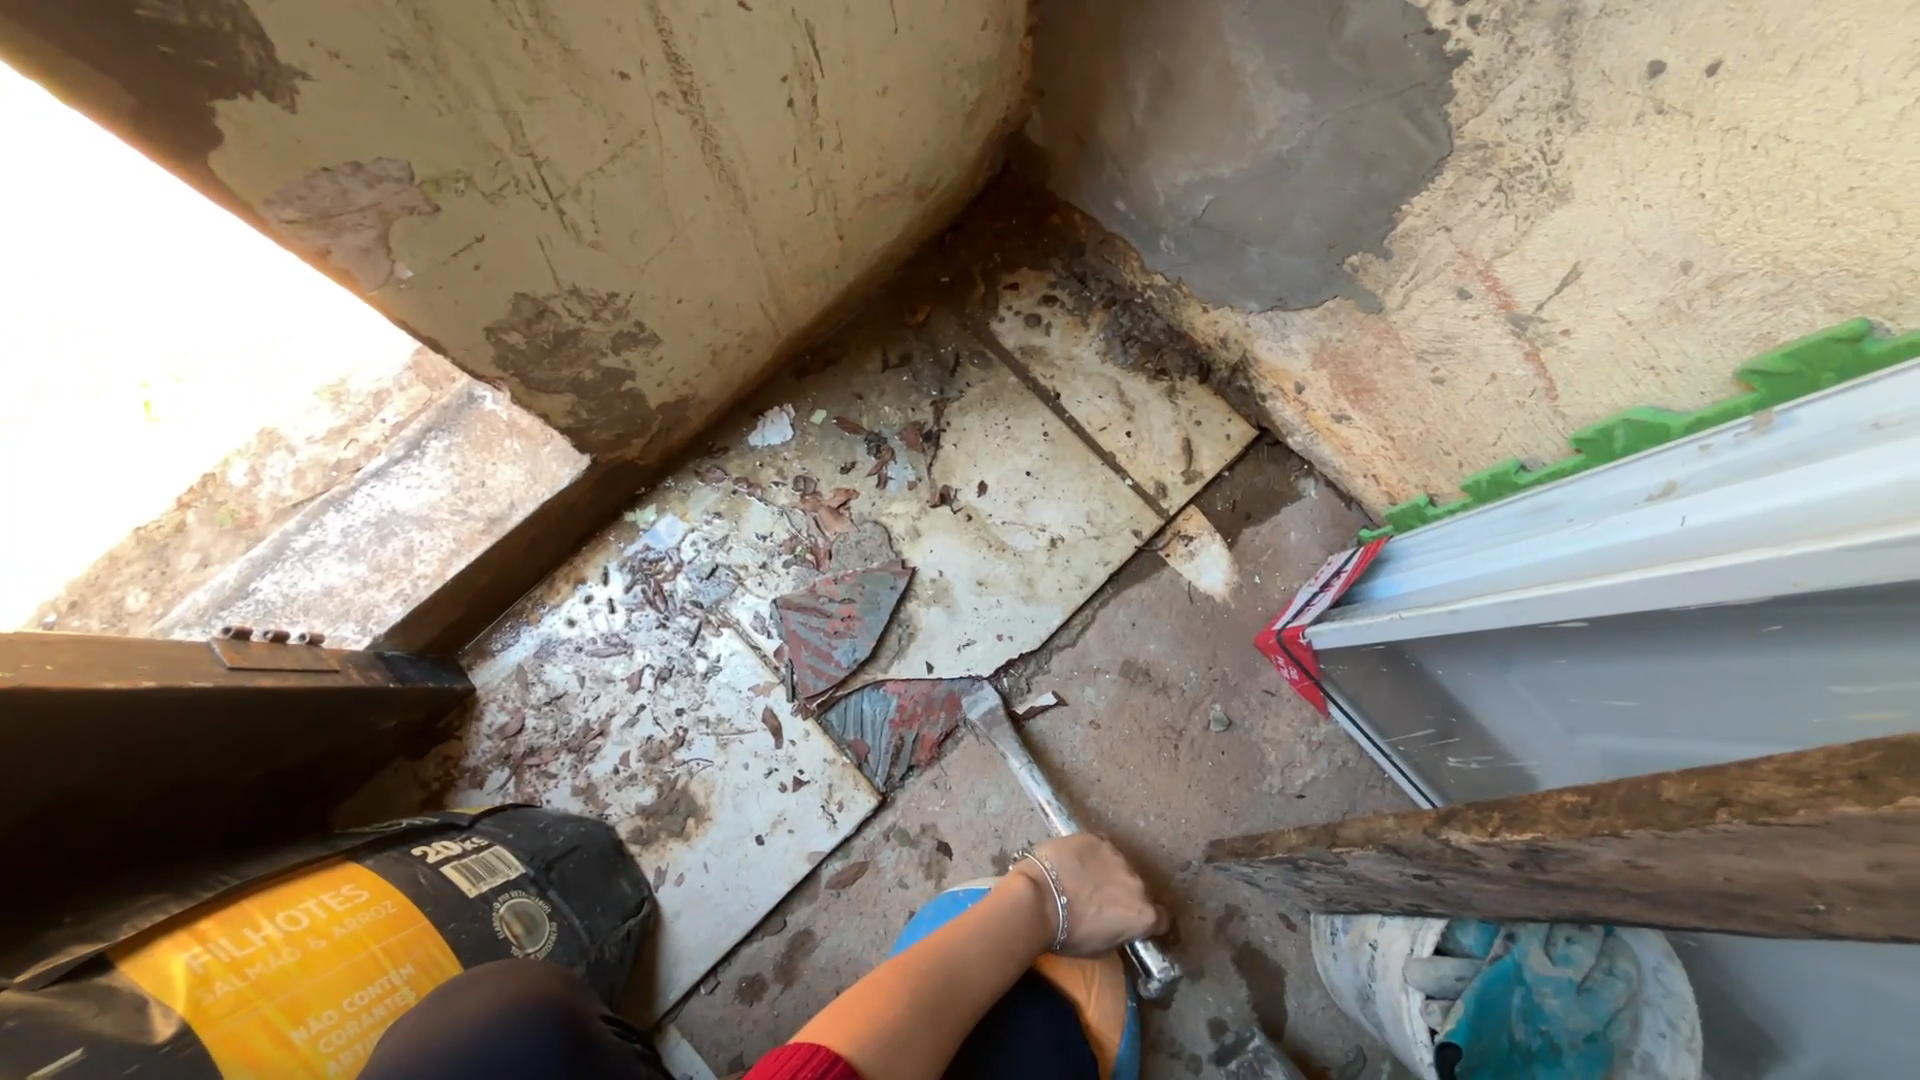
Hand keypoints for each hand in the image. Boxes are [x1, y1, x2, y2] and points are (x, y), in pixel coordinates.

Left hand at [1013, 834, 1169, 957]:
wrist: (1039, 899)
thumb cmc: (1067, 933)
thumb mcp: (1101, 948)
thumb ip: (1120, 933)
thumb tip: (1119, 925)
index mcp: (1143, 915)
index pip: (1162, 918)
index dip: (1150, 921)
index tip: (1136, 921)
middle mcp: (1138, 883)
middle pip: (1138, 889)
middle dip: (1124, 894)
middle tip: (1101, 901)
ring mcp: (1118, 856)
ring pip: (1119, 865)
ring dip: (1108, 872)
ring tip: (1083, 879)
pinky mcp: (1097, 838)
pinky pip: (1100, 847)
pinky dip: (1091, 854)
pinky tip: (1075, 861)